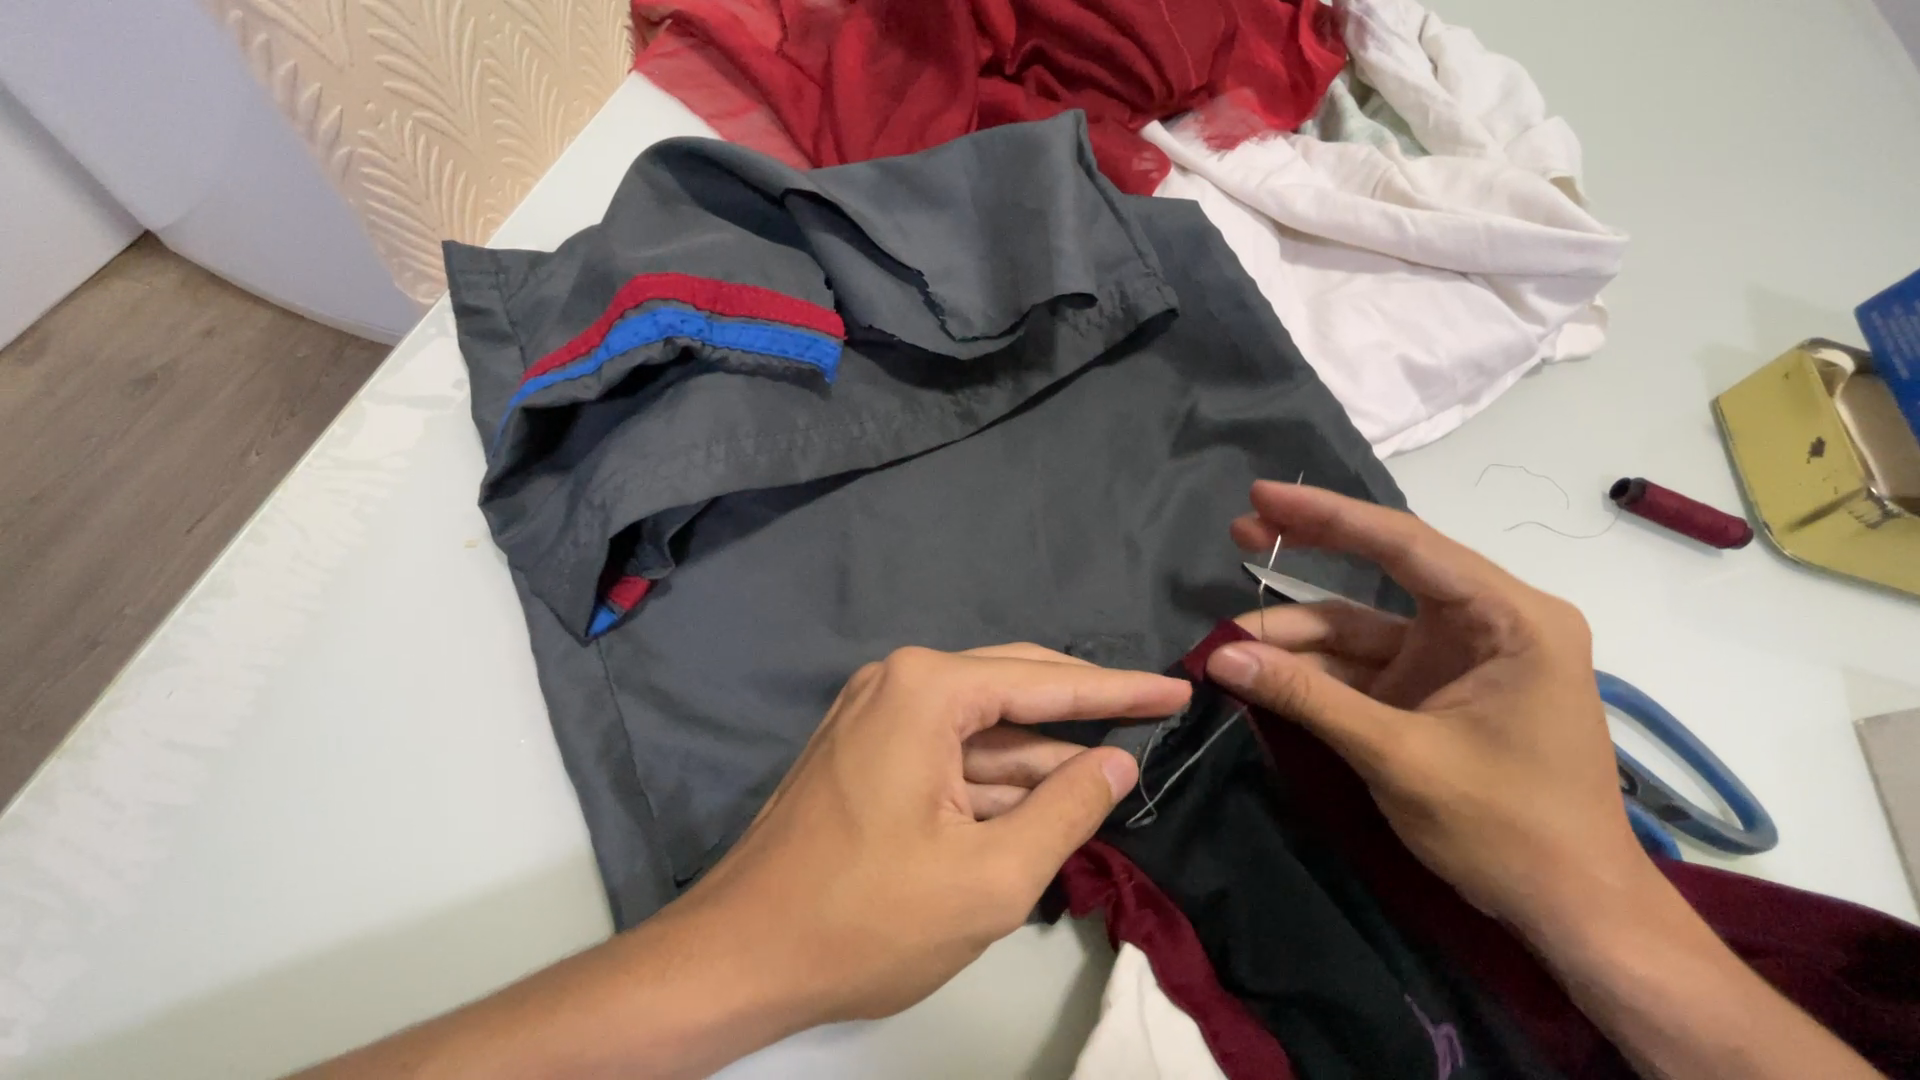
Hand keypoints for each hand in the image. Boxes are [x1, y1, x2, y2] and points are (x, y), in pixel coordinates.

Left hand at [299, 645, 1186, 1079]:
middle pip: (1014, 687)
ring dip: (1040, 753)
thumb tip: (1116, 763)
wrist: (738, 956)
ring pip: (982, 725)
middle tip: (1155, 711)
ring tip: (1113, 763)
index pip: (1047, 682)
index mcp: (928, 690)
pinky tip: (1045, 791)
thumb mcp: (991, 877)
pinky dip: (996, 774)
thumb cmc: (867, 919)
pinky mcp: (865, 748)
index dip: (1120, 690)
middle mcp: (899, 681)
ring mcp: (875, 712)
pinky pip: (949, 748)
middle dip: (1083, 707)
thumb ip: (1066, 809)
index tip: (1177, 688)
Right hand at [1205, 481, 1646, 935]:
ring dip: (1295, 636)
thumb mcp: (1398, 757)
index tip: (1260, 496)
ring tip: (1228, 647)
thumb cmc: (1508, 828)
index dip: (1326, 517)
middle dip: (1306, 555)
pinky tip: (1262, 672)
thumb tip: (1221, 657)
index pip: (1407, 546)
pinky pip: (1364, 664)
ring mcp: (1457, 656)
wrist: (1572, 910)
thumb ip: (1308, 698)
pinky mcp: (1434, 689)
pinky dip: (1313, 670)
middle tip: (1238, 531)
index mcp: (1510, 618)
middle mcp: (1487, 621)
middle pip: (1382, 570)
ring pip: (1360, 626)